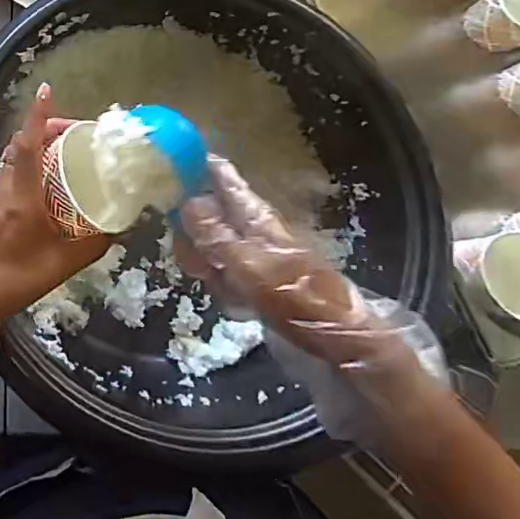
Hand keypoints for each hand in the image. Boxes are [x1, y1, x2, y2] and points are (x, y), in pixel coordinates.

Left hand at [0, 84, 108, 345]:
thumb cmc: (20, 280)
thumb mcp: (66, 263)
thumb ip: (97, 241)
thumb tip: (123, 222)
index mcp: (21, 199)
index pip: (27, 146)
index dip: (38, 117)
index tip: (47, 90)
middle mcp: (2, 189)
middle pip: (19, 145)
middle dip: (43, 128)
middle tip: (73, 131)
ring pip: (10, 157)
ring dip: (32, 145)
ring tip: (61, 150)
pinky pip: (6, 172)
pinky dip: (24, 163)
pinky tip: (42, 179)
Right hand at [177, 156, 444, 435]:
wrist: (348, 355)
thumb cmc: (300, 303)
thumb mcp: (252, 268)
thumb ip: (218, 237)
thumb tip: (188, 201)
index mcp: (259, 220)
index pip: (226, 181)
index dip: (201, 169)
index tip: (171, 164)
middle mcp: (260, 235)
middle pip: (216, 216)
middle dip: (195, 230)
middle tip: (188, 253)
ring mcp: (264, 262)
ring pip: (219, 249)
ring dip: (207, 262)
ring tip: (207, 279)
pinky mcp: (266, 290)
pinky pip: (231, 278)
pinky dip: (224, 287)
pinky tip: (231, 304)